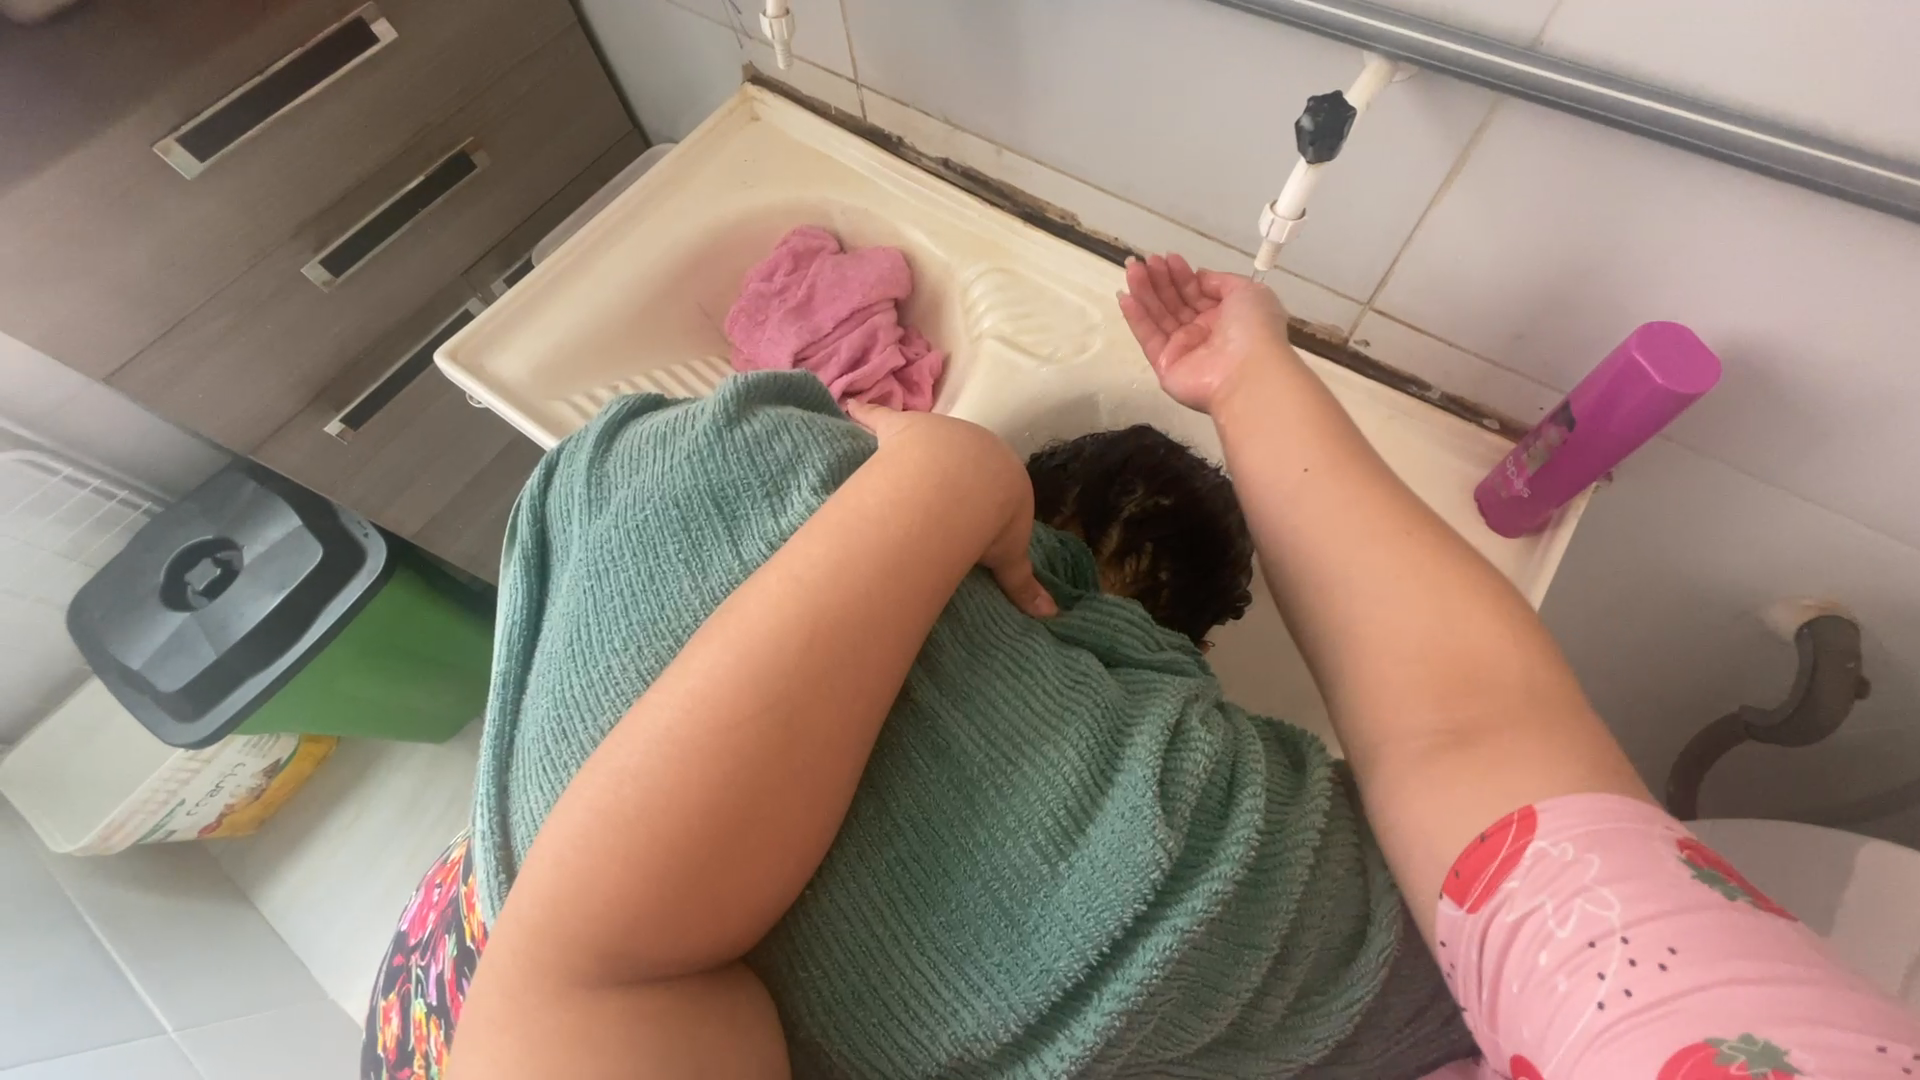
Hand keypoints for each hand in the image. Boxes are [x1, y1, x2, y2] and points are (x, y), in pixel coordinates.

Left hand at [845, 403, 1056, 617]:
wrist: (963, 485)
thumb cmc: (992, 518)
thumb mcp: (1011, 555)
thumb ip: (1023, 583)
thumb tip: (1050, 615)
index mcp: (1003, 473)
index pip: (997, 482)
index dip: (985, 498)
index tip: (975, 514)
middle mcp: (971, 445)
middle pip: (960, 460)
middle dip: (952, 474)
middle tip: (939, 498)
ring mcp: (934, 435)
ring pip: (923, 441)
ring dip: (914, 451)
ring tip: (903, 469)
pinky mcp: (901, 429)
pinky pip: (880, 416)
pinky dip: (866, 412)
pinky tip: (851, 407)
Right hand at [1117, 254, 1294, 413]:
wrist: (1247, 372)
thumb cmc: (1254, 328)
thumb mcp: (1248, 291)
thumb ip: (1221, 281)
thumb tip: (1198, 276)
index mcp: (1224, 315)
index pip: (1195, 292)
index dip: (1181, 274)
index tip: (1167, 258)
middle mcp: (1202, 332)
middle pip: (1174, 302)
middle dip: (1159, 280)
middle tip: (1145, 260)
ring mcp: (1182, 349)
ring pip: (1158, 316)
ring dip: (1144, 292)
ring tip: (1132, 269)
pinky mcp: (1164, 365)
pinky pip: (1148, 337)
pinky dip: (1136, 318)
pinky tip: (1125, 298)